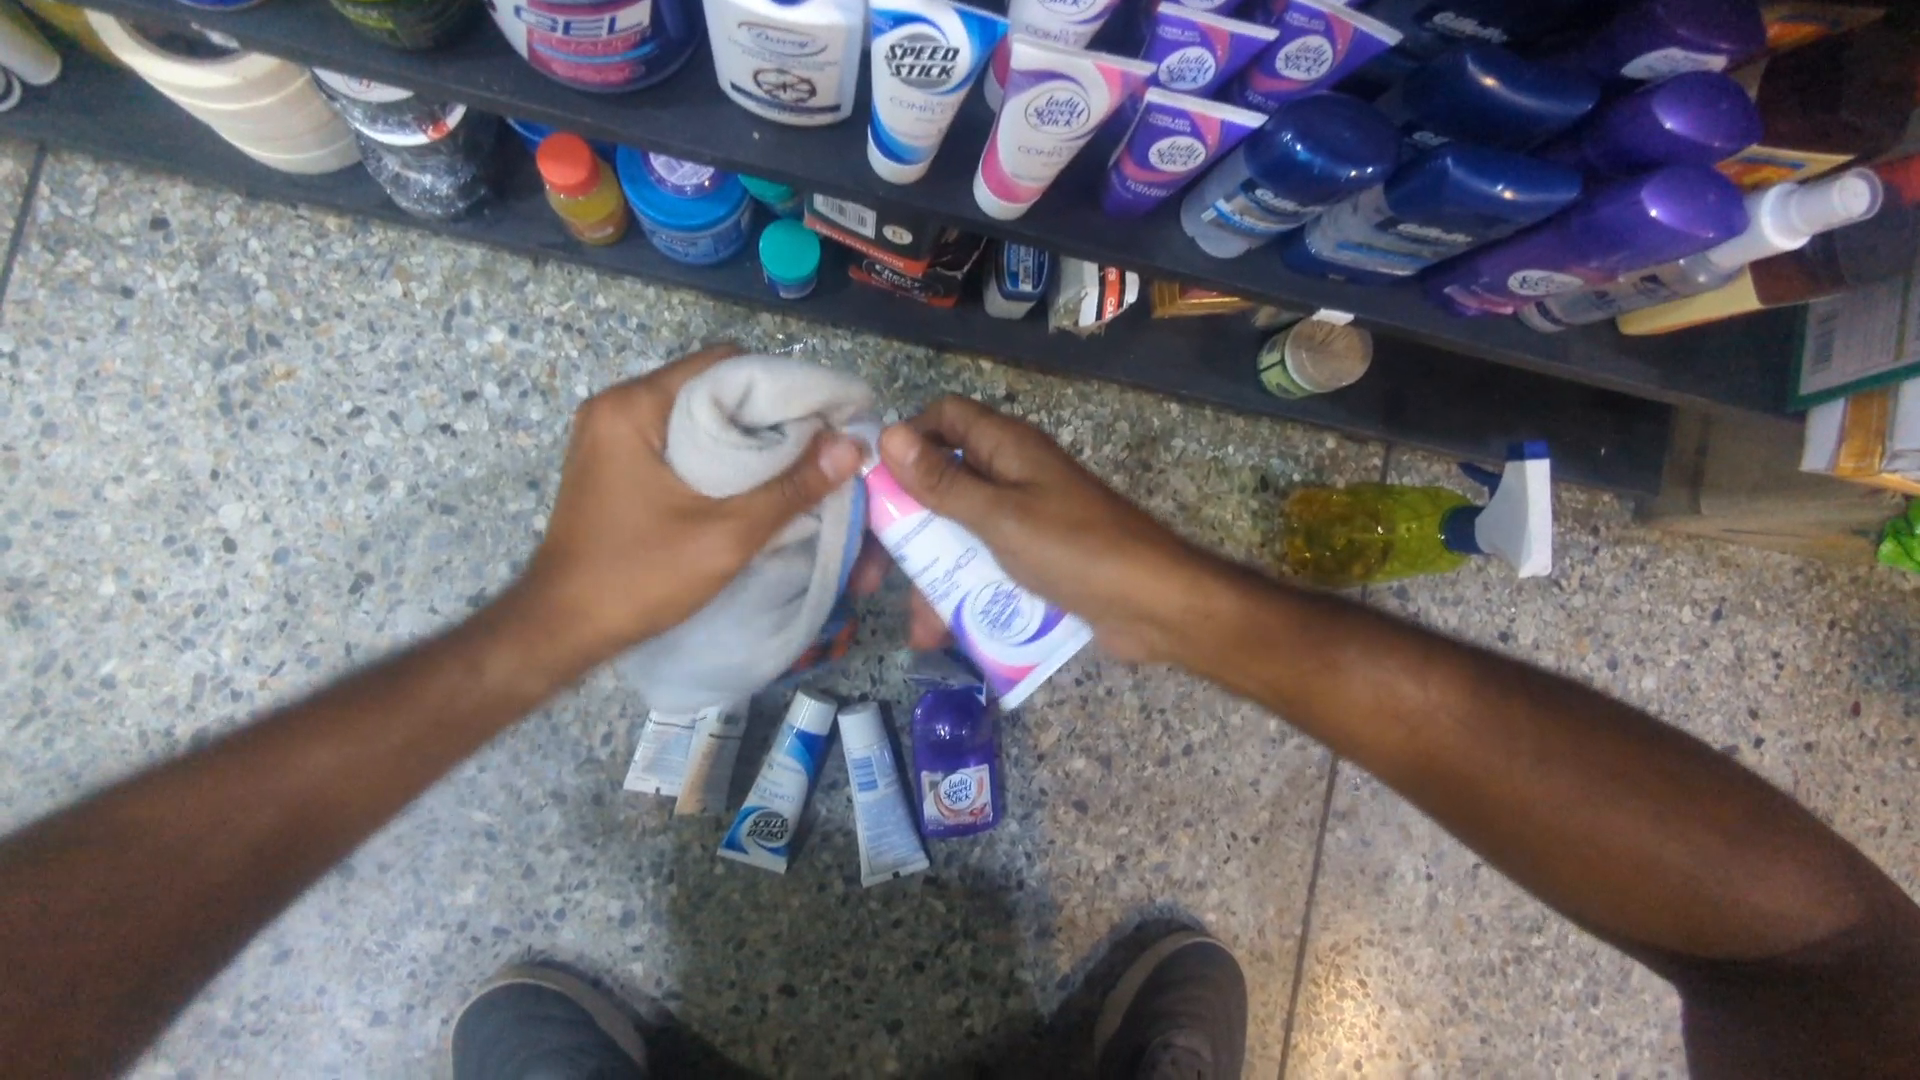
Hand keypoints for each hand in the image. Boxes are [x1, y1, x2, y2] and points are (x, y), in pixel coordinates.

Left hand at [517, 345, 865, 666]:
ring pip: (701, 415)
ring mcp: (613, 434)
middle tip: (817, 448)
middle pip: (715, 387)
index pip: (727, 364)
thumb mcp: (727, 534)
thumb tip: (852, 447)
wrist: (562, 628)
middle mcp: (619, 405)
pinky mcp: (617, 461)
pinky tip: (750, 484)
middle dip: (770, 415)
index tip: (826, 420)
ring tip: (793, 467)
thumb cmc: (640, 576)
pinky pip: (682, 440)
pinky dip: (720, 455)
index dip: (784, 388)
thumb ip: (792, 487)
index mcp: (635, 406)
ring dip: (747, 438)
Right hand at [869, 395, 1225, 664]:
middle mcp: (1012, 475)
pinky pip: (988, 567)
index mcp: (1006, 448)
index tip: (874, 483)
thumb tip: (890, 436)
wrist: (1155, 606)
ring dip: (937, 576)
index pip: (945, 418)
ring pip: (962, 535)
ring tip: (920, 628)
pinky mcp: (1035, 560)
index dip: (907, 439)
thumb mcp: (1000, 517)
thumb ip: (944, 482)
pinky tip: (948, 634)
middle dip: (910, 529)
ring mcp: (1025, 520)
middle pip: (944, 484)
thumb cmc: (1076, 550)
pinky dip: (967, 594)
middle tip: (876, 573)